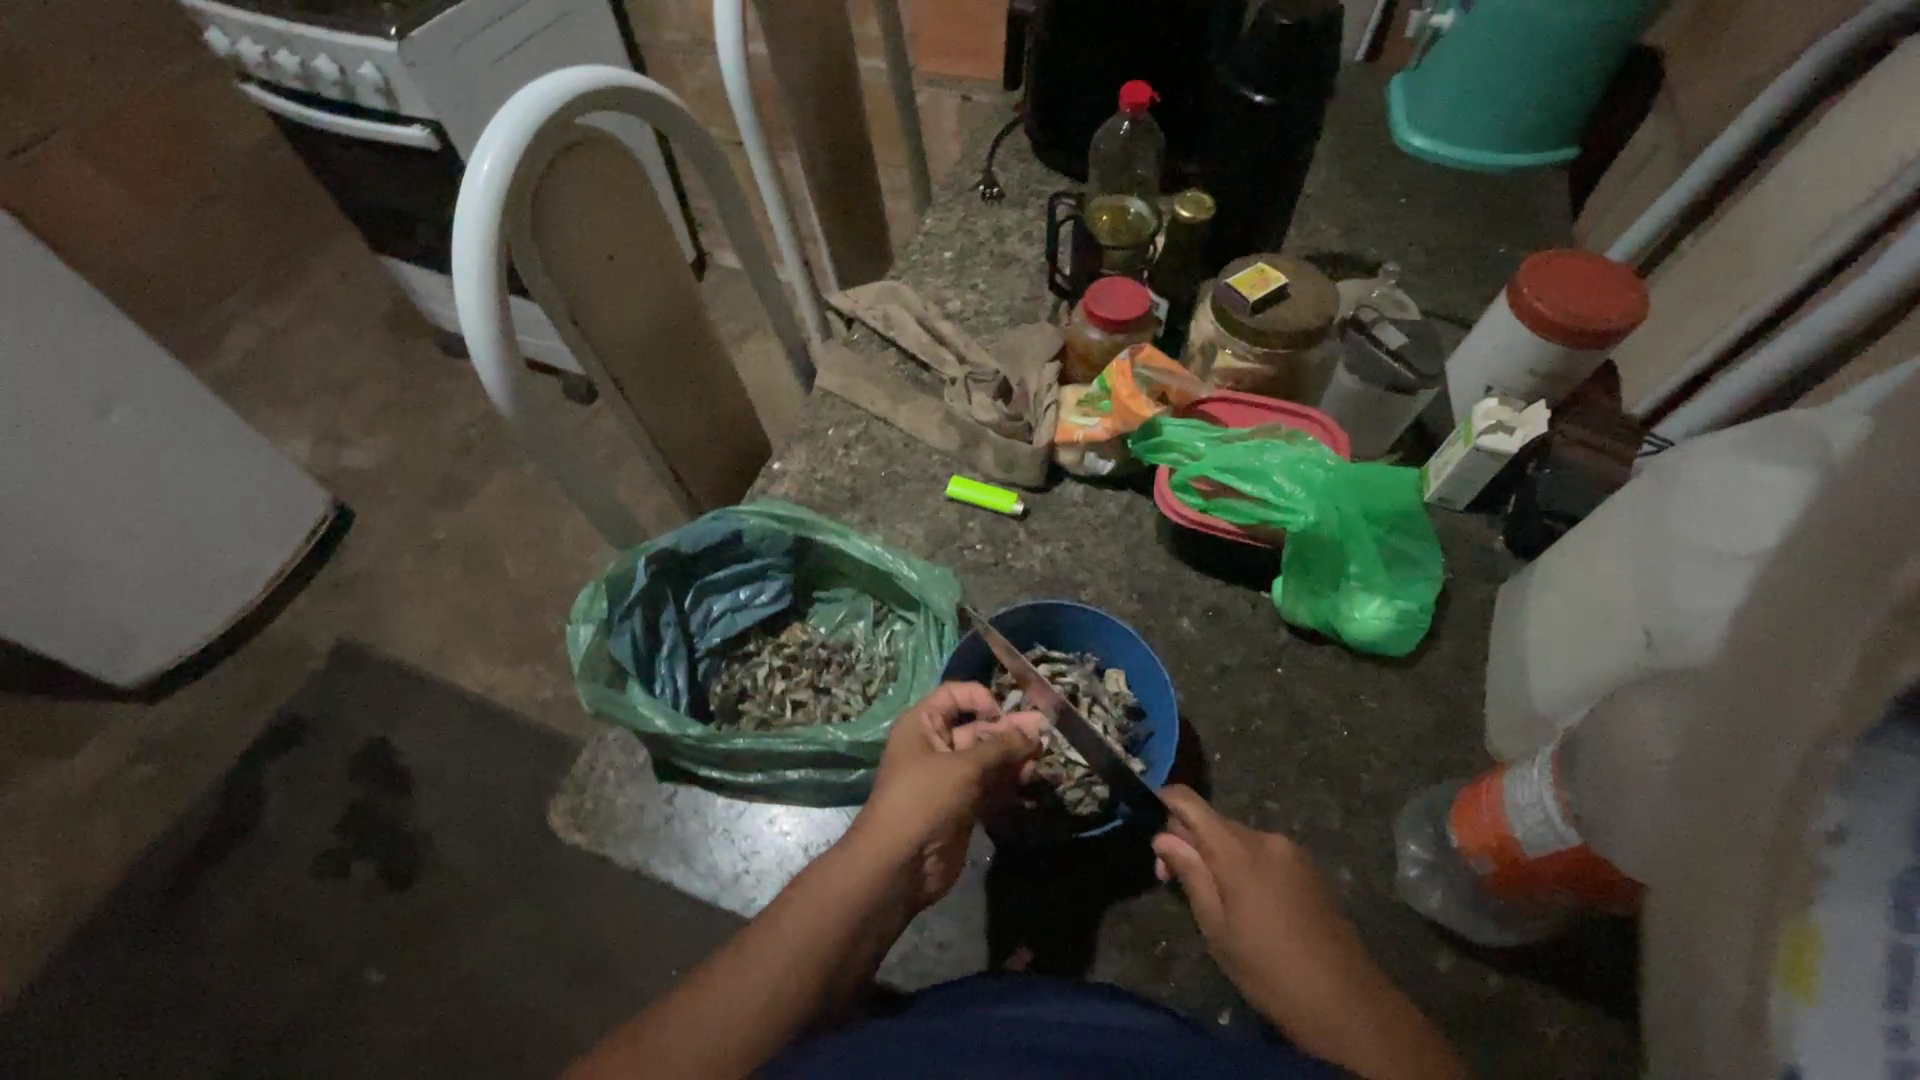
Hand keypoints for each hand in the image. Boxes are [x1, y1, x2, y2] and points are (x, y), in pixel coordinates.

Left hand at [847, 682, 1044, 912]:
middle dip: (1008, 731)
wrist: (900, 864)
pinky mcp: (963, 806)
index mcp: (922, 725)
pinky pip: (989, 786)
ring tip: (1040, 757)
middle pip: (977, 729)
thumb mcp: (964, 766)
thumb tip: (1035, 728)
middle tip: (1043, 734)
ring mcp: (950, 779)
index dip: (980, 698)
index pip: (953, 696)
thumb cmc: (924, 799)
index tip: (1004, 713)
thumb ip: (1001, 747)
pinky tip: (1029, 778)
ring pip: (987, 760)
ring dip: (1013, 757)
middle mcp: (935, 747)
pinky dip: (1007, 782)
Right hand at [1152, 785, 1359, 1019]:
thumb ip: (1190, 874)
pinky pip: (1263, 853)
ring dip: (1218, 856)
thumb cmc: (1268, 970)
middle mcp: (1266, 838)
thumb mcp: (1216, 928)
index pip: (1190, 802)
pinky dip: (1245, 866)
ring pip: (1239, 839)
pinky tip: (1247, 904)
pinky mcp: (1309, 869)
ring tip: (1212, 899)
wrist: (1346, 1002)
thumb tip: (1162, 837)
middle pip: (1214, 823)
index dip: (1164, 803)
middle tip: (1172, 881)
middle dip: (1189, 842)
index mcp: (1238, 850)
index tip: (1147, 824)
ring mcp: (1292, 852)